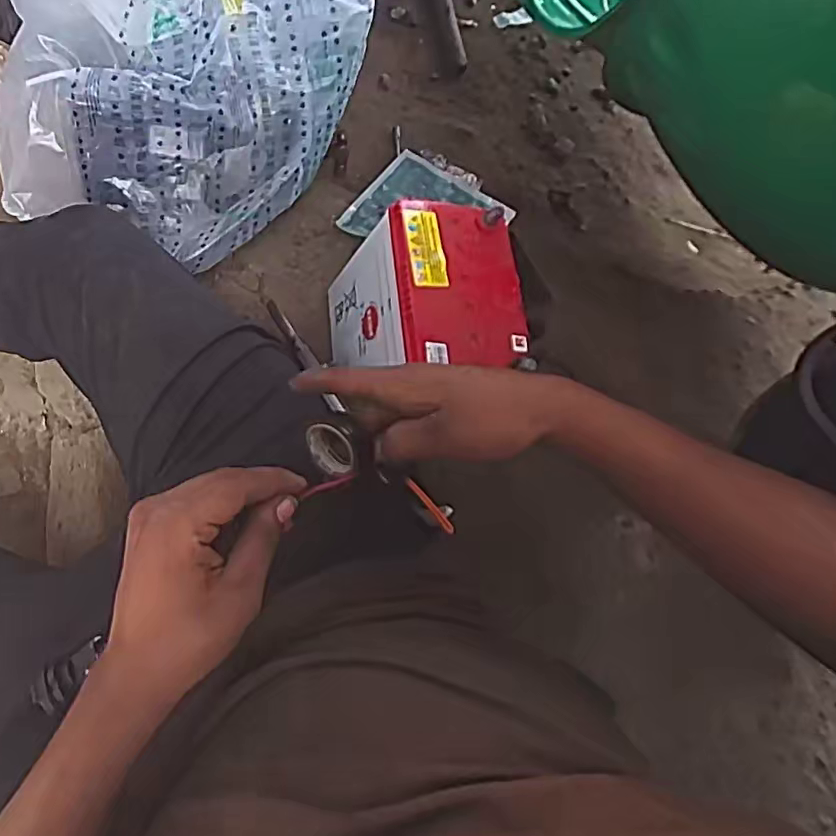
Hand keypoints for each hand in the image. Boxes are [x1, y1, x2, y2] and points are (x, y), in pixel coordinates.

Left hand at [103, 466, 305, 701]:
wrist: (138, 668)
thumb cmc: (185, 642)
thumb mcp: (239, 592)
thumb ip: (262, 538)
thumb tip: (282, 504)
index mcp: (176, 522)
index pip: (234, 483)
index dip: (272, 480)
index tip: (300, 484)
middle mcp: (157, 509)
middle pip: (219, 479)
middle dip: (258, 484)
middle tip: (292, 499)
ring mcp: (146, 515)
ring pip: (205, 485)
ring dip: (240, 492)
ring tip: (273, 509)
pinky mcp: (145, 524)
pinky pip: (189, 498)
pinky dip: (218, 502)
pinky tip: (241, 516)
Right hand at [291, 364, 571, 462]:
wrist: (542, 406)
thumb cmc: (492, 419)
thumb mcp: (442, 437)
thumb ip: (402, 442)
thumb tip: (377, 448)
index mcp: (405, 383)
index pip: (351, 379)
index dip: (320, 381)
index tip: (293, 384)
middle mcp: (411, 379)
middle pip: (365, 398)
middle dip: (347, 419)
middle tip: (334, 449)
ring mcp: (428, 387)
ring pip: (386, 407)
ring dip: (374, 429)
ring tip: (366, 456)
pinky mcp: (442, 397)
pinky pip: (405, 411)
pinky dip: (394, 429)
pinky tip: (399, 449)